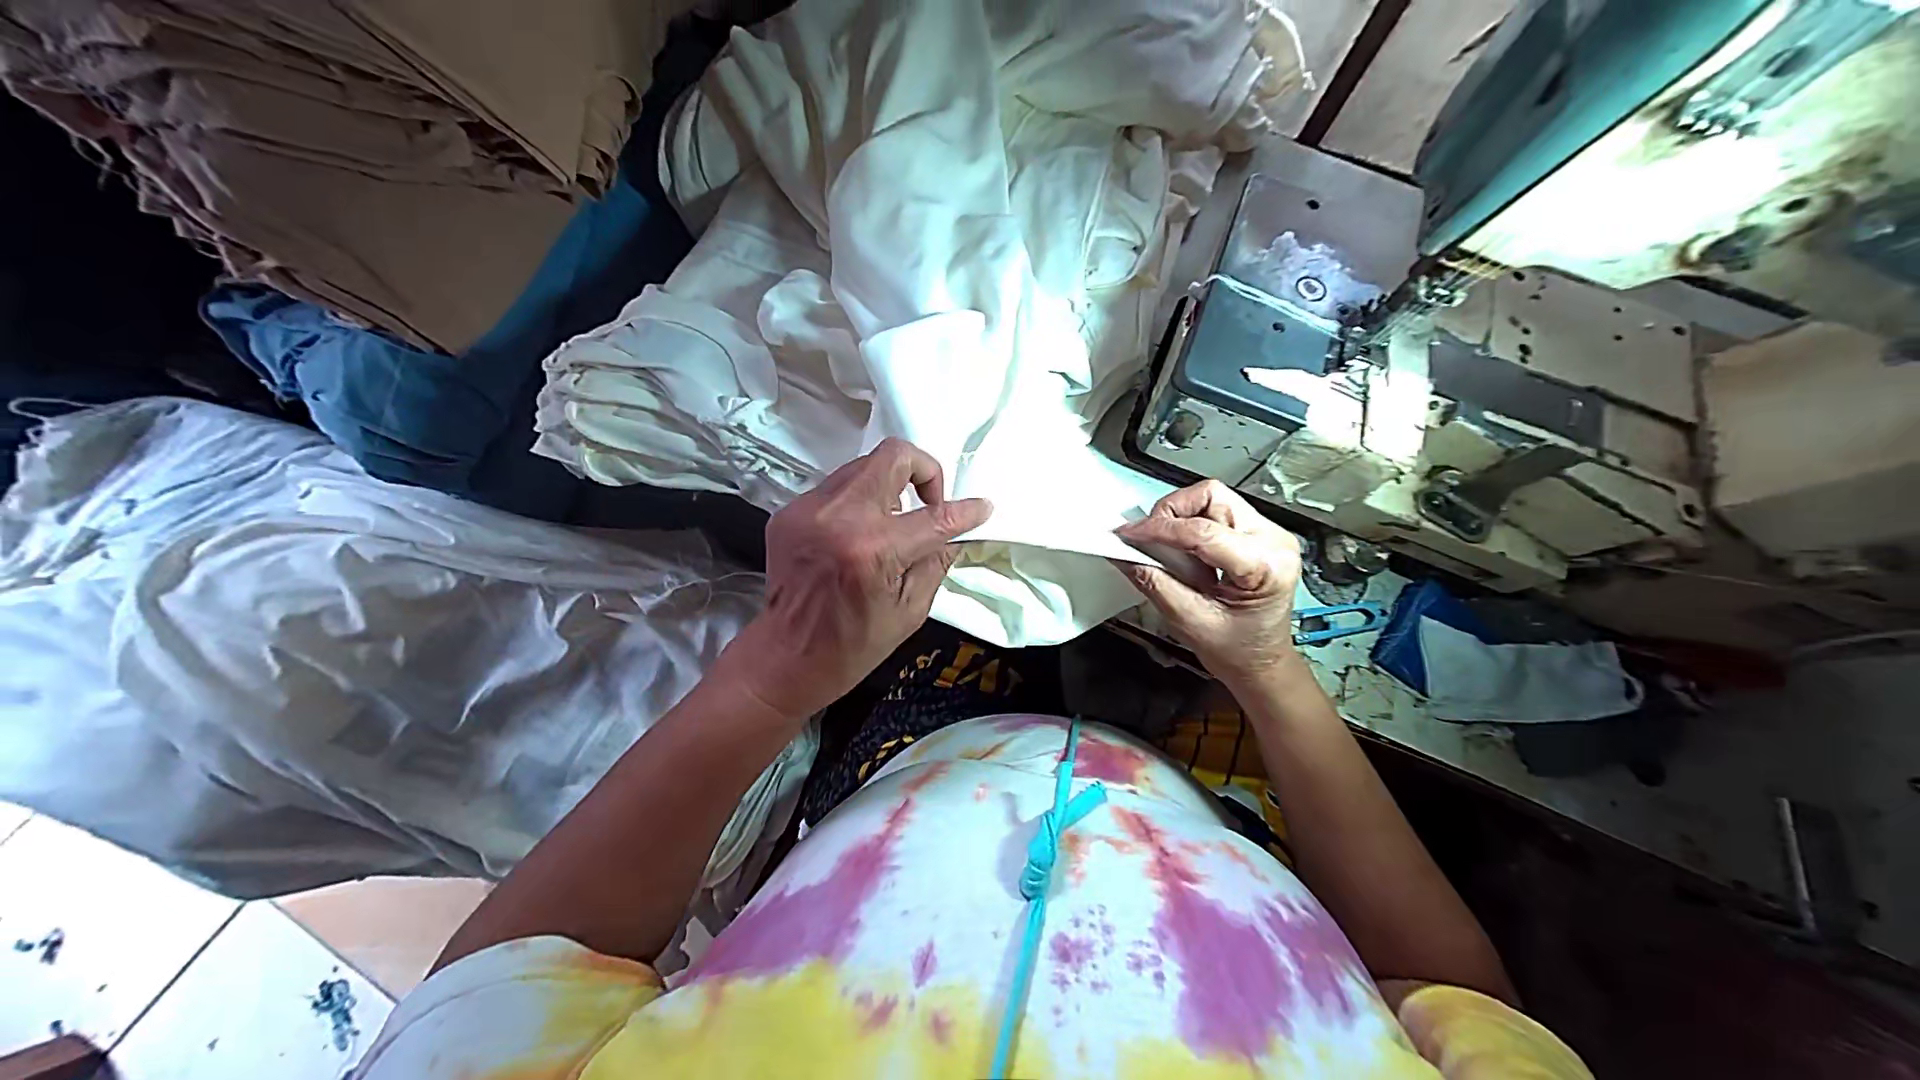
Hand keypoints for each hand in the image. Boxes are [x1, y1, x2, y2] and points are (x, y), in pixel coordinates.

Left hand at [723, 438, 992, 718]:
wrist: (786, 657)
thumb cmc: (852, 645)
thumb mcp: (910, 610)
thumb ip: (936, 561)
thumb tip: (956, 532)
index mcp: (873, 550)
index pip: (934, 516)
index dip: (965, 511)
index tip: (980, 508)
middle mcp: (839, 518)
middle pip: (894, 456)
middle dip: (924, 472)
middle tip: (928, 503)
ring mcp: (809, 510)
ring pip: (864, 466)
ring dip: (889, 487)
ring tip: (892, 523)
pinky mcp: (790, 512)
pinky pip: (836, 488)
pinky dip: (857, 503)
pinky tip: (857, 536)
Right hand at [1113, 480, 1301, 684]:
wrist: (1261, 662)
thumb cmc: (1238, 650)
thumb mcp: (1189, 621)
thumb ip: (1155, 583)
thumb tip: (1125, 555)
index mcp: (1266, 566)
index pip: (1202, 530)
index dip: (1158, 529)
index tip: (1128, 535)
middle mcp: (1274, 541)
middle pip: (1211, 497)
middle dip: (1171, 514)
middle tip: (1149, 541)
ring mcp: (1267, 533)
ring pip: (1211, 498)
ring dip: (1180, 519)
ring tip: (1172, 554)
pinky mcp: (1255, 532)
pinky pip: (1215, 510)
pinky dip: (1190, 526)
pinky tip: (1185, 554)